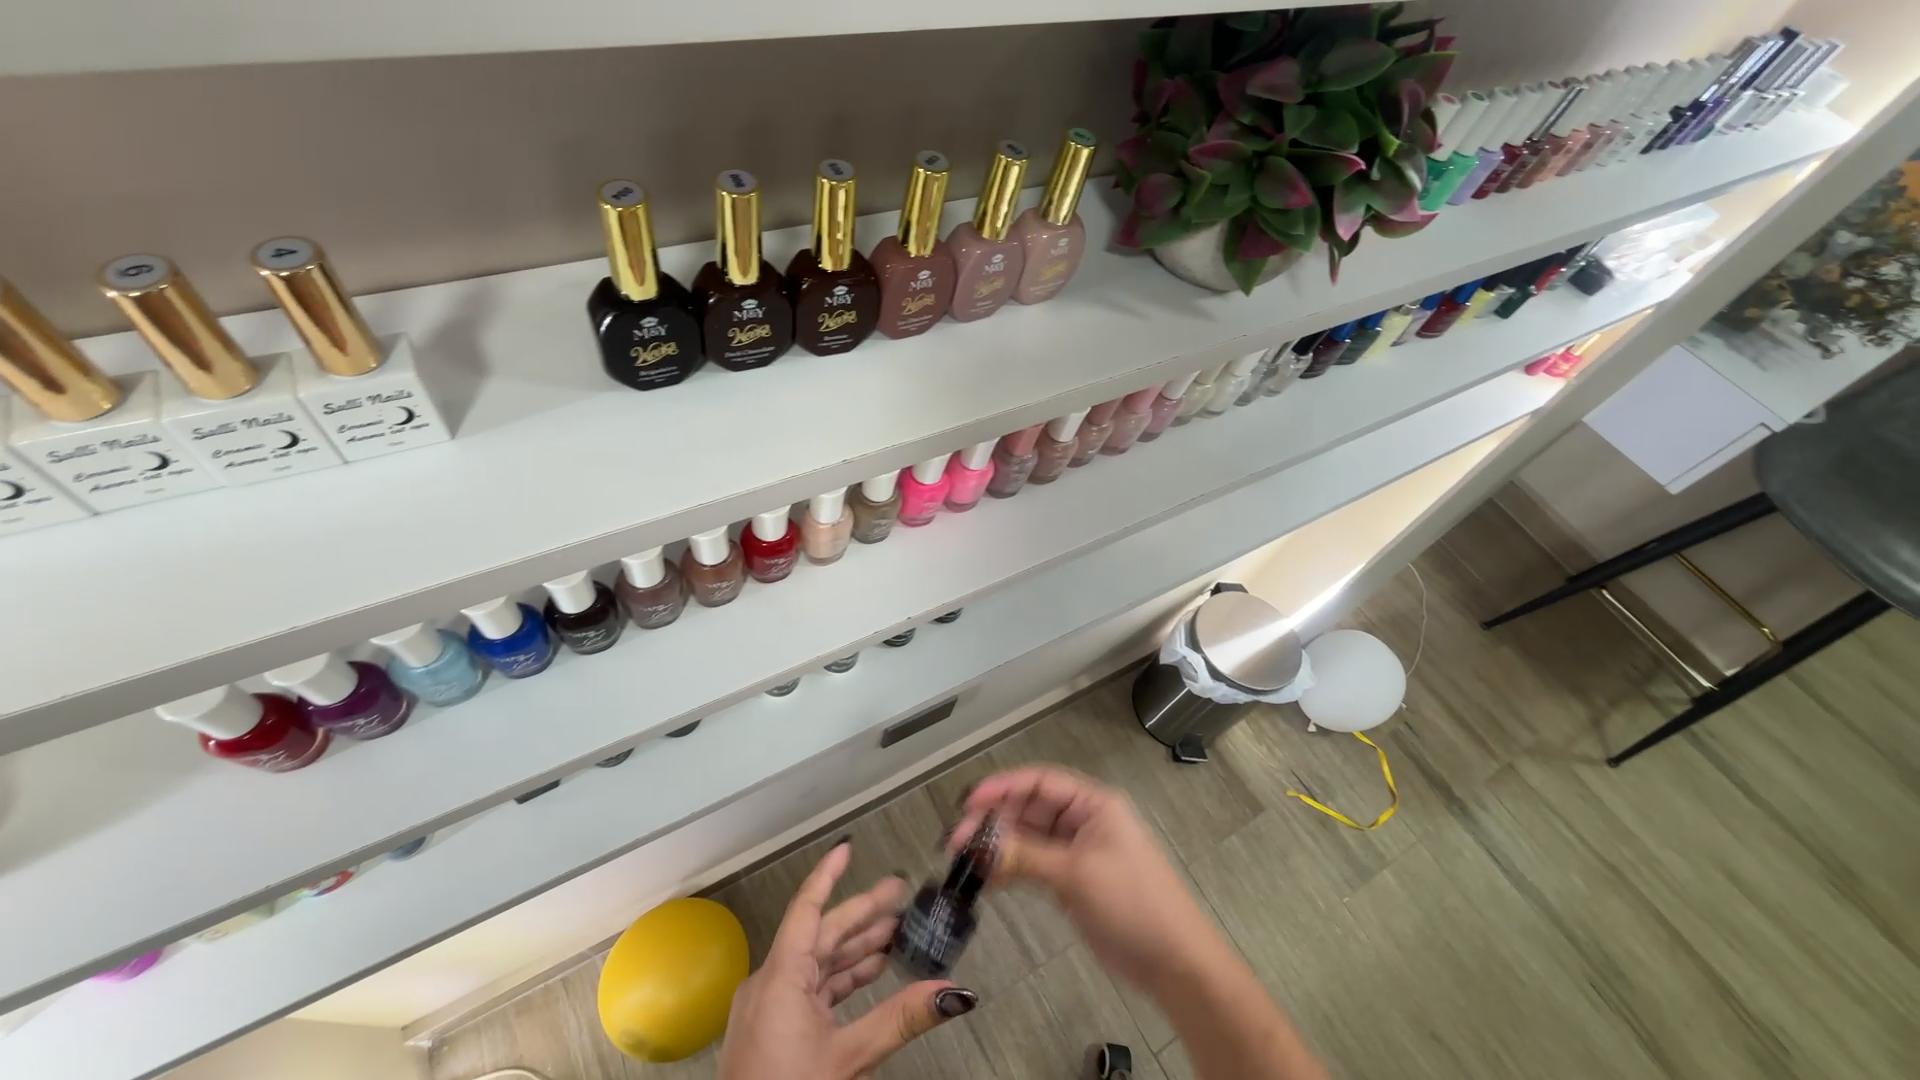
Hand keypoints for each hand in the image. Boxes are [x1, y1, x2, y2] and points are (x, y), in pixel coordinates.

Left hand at [718, 841, 978, 1079]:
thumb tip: (954, 992)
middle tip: (900, 895)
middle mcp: (770, 983)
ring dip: (856, 948)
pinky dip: (842, 978)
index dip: (828, 875)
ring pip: (818, 963)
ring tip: (896, 933)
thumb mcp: (849, 1056)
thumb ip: (901, 1017)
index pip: (807, 909)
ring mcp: (769, 1007)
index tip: (847, 848)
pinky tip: (871, 971)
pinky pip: (812, 988)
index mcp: (780, 977)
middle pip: (820, 935)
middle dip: (862, 915)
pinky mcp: (774, 1028)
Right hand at [951, 766, 1219, 990]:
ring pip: (1028, 838)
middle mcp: (1083, 821)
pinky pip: (1032, 864)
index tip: (967, 801)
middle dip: (994, 820)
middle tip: (955, 839)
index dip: (1003, 787)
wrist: (1174, 961)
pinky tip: (983, 878)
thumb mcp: (1078, 873)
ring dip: (997, 845)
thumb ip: (1025, 856)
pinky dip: (1009, 868)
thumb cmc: (1133, 902)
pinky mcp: (1071, 882)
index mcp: (1094, 804)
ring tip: (960, 858)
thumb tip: (976, 847)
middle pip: (1030, 808)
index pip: (1040, 782)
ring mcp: (1077, 852)